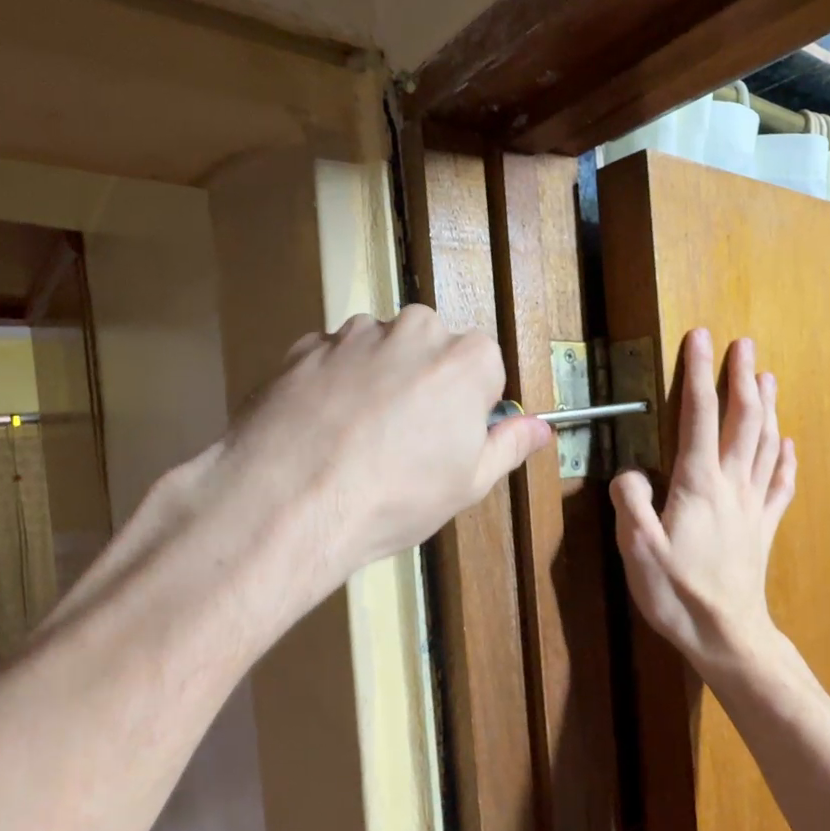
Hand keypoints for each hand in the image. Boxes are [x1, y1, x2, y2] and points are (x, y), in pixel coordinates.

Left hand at [109, 307, 549, 613]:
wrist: (288, 501)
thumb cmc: (394, 497)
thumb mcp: (468, 484)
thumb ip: (508, 445)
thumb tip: (541, 428)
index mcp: (465, 359)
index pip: (486, 368)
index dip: (471, 407)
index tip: (451, 442)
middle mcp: (413, 329)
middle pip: (432, 349)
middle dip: (425, 384)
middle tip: (405, 442)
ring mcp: (353, 333)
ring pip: (381, 351)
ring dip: (378, 381)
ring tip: (356, 441)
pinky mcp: (303, 345)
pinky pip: (334, 359)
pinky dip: (334, 385)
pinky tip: (322, 432)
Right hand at [611, 330, 797, 676]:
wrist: (728, 635)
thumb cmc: (679, 594)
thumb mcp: (638, 549)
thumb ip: (630, 503)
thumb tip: (629, 474)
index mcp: (698, 485)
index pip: (699, 416)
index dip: (699, 374)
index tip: (702, 338)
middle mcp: (731, 486)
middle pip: (743, 420)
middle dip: (742, 378)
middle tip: (744, 345)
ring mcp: (753, 506)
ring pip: (766, 444)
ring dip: (767, 407)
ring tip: (767, 377)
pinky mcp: (763, 529)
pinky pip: (780, 485)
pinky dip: (786, 459)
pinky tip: (789, 445)